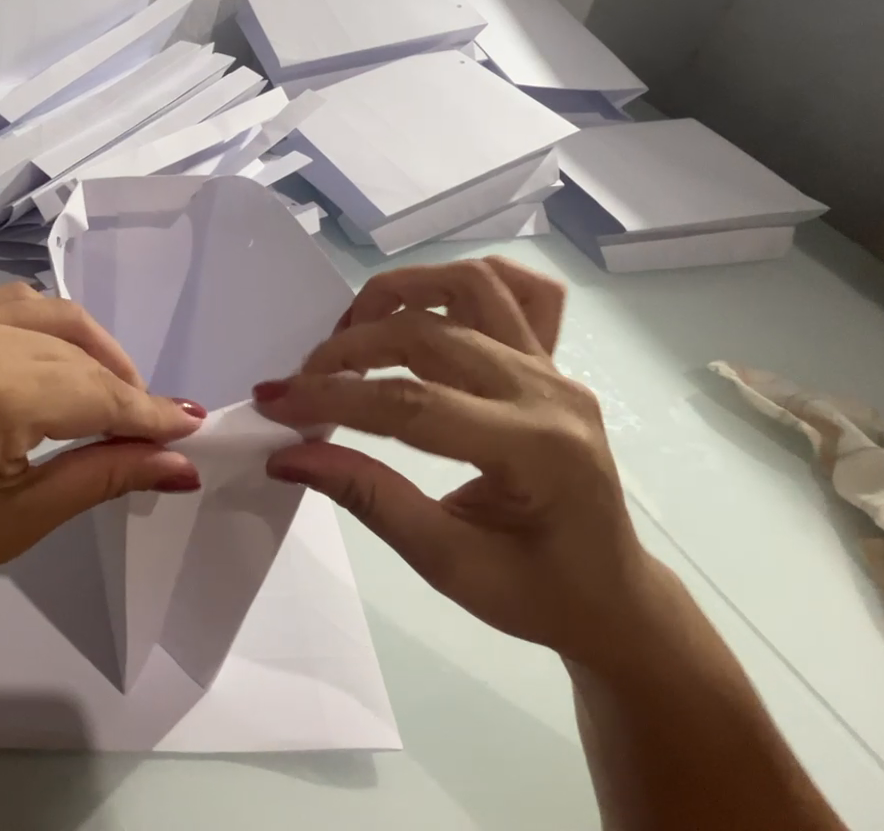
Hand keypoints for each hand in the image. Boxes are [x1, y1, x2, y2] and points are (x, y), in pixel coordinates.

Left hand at [0, 284, 205, 642]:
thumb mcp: (14, 522)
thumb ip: (102, 476)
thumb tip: (181, 461)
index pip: (97, 392)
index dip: (151, 414)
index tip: (194, 430)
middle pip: (75, 351)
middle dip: (125, 387)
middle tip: (159, 430)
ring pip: (44, 314)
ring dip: (89, 348)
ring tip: (111, 397)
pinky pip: (2, 308)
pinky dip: (43, 330)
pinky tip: (54, 367)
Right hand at [252, 258, 659, 670]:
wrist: (612, 598)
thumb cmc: (535, 594)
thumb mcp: (444, 562)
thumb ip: (366, 497)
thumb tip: (287, 456)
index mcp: (533, 449)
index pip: (411, 404)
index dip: (332, 397)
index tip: (272, 401)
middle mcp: (549, 392)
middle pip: (429, 333)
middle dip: (350, 349)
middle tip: (300, 385)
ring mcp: (556, 369)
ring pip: (471, 287)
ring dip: (399, 295)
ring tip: (352, 333)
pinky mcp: (553, 362)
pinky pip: (518, 293)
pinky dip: (460, 285)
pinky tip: (422, 309)